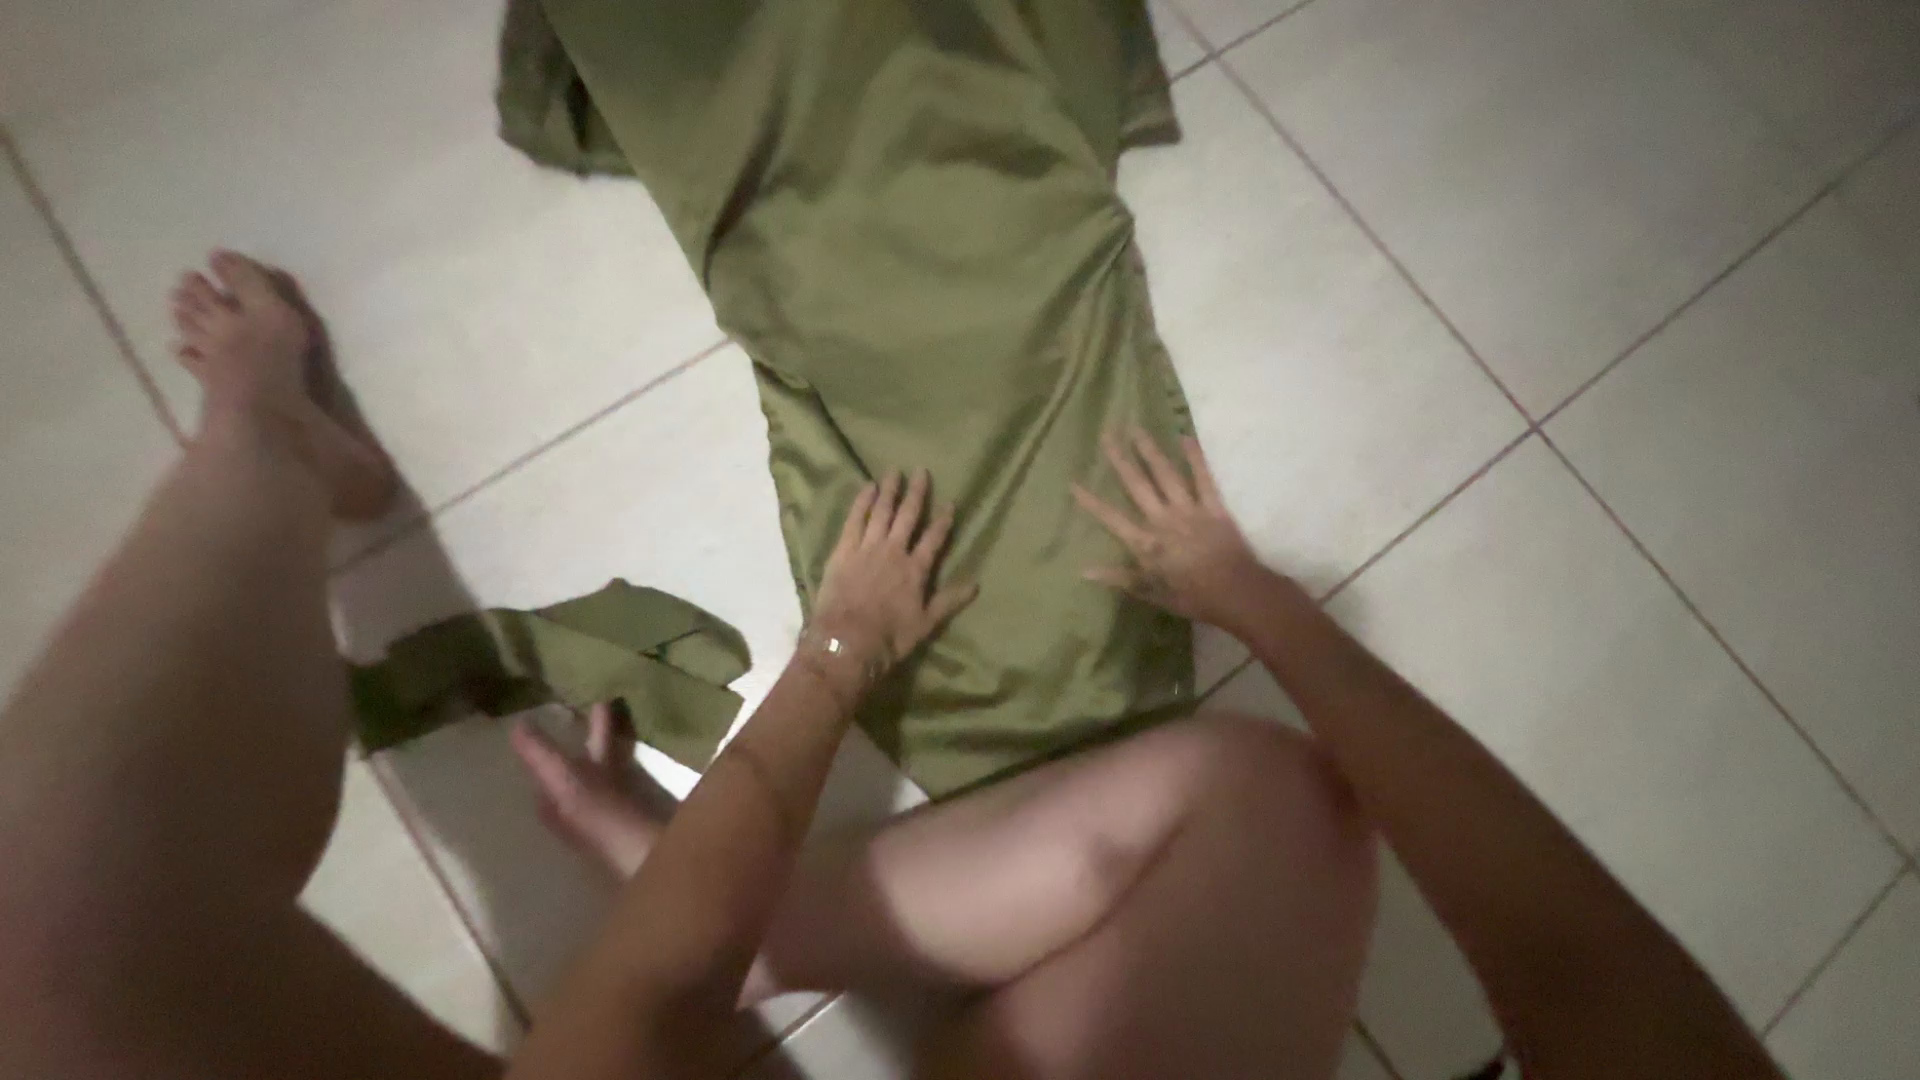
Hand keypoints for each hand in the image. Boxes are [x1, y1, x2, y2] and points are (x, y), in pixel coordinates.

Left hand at [812, 469, 977, 670]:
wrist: (849, 640)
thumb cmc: (890, 636)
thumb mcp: (926, 623)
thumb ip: (950, 601)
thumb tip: (976, 585)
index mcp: (916, 569)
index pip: (934, 538)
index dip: (943, 520)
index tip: (950, 503)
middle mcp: (894, 551)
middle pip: (908, 516)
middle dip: (917, 494)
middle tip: (921, 471)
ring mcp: (868, 547)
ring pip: (881, 512)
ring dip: (889, 491)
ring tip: (894, 472)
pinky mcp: (844, 549)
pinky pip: (855, 519)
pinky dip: (862, 502)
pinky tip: (868, 487)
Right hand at [1073, 430, 1275, 630]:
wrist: (1238, 593)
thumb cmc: (1194, 598)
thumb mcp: (1153, 594)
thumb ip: (1120, 578)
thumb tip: (1084, 571)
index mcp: (1146, 543)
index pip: (1111, 518)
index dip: (1091, 501)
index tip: (1074, 483)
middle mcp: (1163, 520)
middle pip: (1137, 485)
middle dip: (1120, 460)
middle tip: (1107, 435)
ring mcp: (1189, 510)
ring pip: (1166, 475)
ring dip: (1150, 451)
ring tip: (1137, 429)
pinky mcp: (1214, 506)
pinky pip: (1203, 478)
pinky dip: (1195, 457)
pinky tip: (1185, 437)